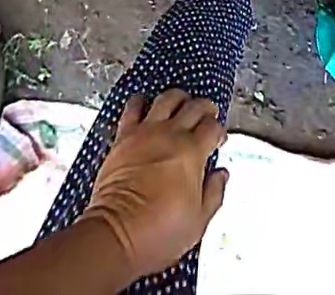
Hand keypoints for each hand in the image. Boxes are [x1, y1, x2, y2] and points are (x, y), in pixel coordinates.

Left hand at [80, 90, 229, 279]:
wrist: (114, 237)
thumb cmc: (156, 232)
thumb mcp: (198, 222)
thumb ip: (214, 194)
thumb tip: (221, 175)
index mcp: (193, 152)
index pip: (213, 127)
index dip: (219, 131)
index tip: (218, 139)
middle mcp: (172, 135)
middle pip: (195, 106)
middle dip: (205, 108)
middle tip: (206, 115)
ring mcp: (146, 133)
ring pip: (168, 98)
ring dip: (178, 98)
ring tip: (181, 103)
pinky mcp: (124, 138)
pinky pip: (133, 108)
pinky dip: (141, 102)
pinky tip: (144, 104)